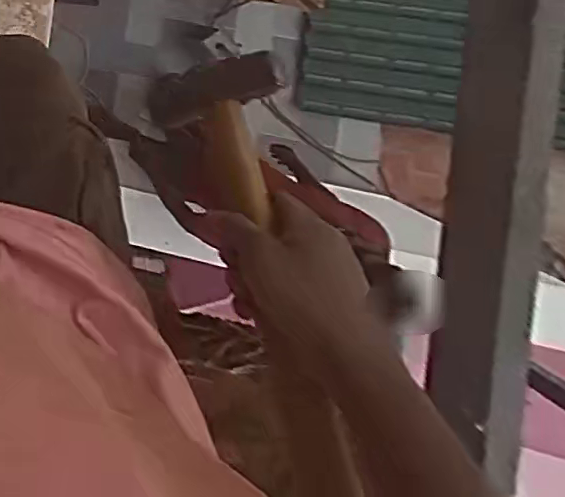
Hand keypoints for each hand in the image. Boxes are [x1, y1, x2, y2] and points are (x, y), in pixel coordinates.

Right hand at [209, 192, 393, 384]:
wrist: (351, 366)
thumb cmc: (301, 300)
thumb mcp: (257, 255)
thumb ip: (233, 227)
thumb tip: (213, 214)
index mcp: (312, 226)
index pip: (272, 198)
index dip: (244, 206)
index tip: (223, 226)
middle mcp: (326, 246)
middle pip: (269, 235)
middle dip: (242, 252)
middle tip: (232, 267)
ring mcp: (332, 278)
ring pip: (276, 266)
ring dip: (251, 279)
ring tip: (244, 297)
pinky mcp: (332, 308)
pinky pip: (291, 292)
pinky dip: (270, 299)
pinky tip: (258, 314)